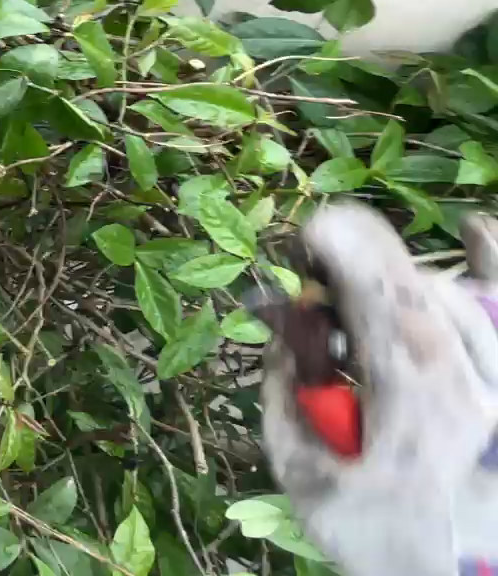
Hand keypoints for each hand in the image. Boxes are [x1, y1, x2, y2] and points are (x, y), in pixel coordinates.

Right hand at [261, 200, 497, 573]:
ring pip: (482, 302)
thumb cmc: (378, 538)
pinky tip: (480, 231)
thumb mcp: (303, 470)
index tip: (314, 228)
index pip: (399, 310)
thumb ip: (287, 386)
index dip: (358, 256)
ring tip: (365, 279)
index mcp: (429, 417)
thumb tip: (287, 315)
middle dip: (364, 272)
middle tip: (314, 279)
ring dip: (415, 280)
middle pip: (432, 298)